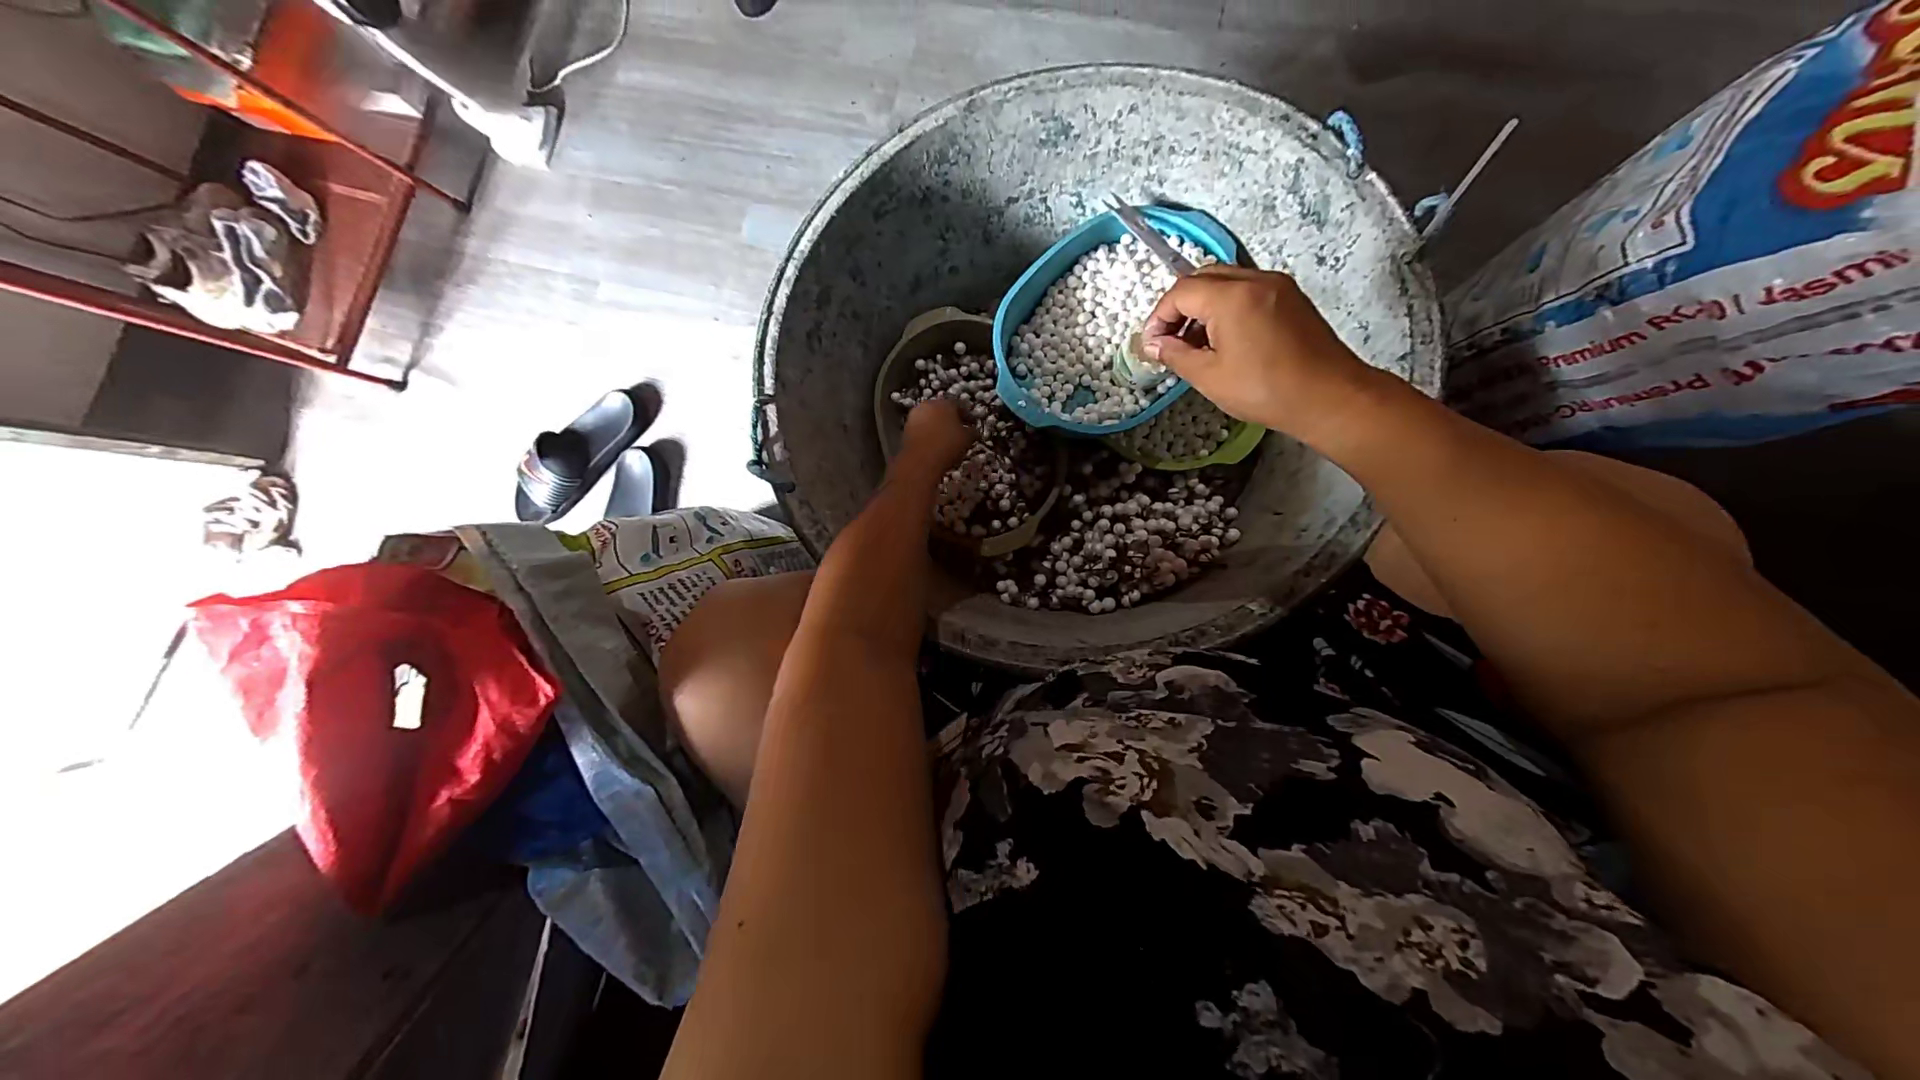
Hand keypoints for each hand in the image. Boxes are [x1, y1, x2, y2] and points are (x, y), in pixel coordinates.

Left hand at [898, 397, 972, 474]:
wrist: (920, 461)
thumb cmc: (948, 446)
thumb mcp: (967, 439)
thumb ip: (972, 431)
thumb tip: (973, 430)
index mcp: (945, 403)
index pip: (960, 405)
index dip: (967, 415)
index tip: (972, 424)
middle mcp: (928, 404)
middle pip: (943, 409)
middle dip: (951, 418)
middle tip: (959, 429)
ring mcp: (915, 415)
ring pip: (931, 418)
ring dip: (938, 425)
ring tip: (946, 437)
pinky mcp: (906, 427)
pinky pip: (922, 427)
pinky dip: (928, 432)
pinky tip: (934, 442)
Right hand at [1142, 266, 1384, 439]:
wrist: (1329, 397)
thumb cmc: (1266, 390)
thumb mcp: (1209, 377)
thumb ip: (1175, 355)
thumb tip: (1154, 345)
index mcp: (1232, 297)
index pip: (1181, 291)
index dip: (1159, 316)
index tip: (1152, 343)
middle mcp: (1256, 280)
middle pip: (1203, 277)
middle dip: (1179, 306)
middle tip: (1169, 339)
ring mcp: (1277, 286)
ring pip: (1226, 281)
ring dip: (1203, 306)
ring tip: (1195, 343)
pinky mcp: (1290, 298)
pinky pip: (1248, 290)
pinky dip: (1227, 307)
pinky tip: (1223, 340)